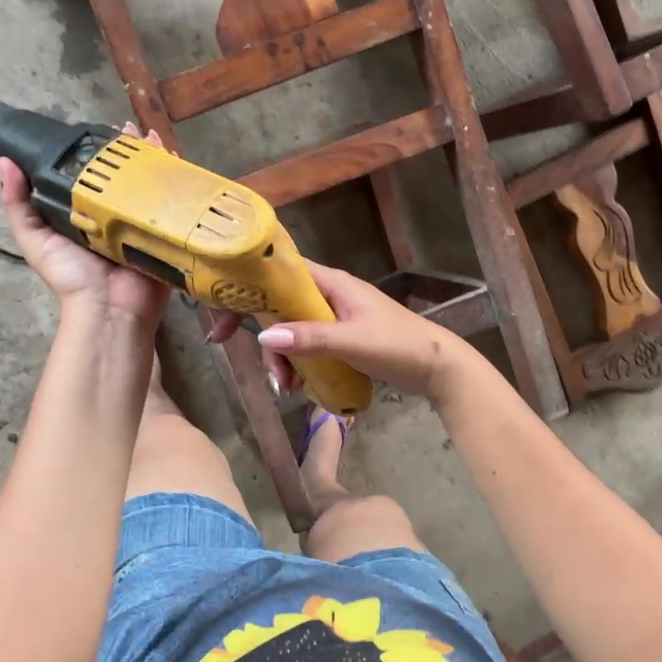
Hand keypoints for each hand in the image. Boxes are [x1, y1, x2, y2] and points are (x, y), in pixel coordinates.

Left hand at [0, 125, 169, 328]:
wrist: (109, 309)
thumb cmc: (71, 276)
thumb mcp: (34, 238)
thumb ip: (17, 203)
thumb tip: (2, 159)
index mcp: (87, 213)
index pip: (95, 174)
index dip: (100, 151)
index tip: (104, 130)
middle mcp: (117, 214)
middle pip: (127, 174)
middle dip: (132, 150)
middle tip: (132, 130)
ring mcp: (144, 222)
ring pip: (153, 183)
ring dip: (156, 159)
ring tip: (154, 139)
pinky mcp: (167, 232)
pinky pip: (176, 202)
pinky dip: (179, 180)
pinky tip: (176, 160)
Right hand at [244, 261, 481, 399]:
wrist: (439, 369)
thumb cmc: (399, 346)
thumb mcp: (352, 342)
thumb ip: (310, 338)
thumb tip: (264, 336)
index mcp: (332, 283)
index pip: (280, 272)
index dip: (248, 286)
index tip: (223, 314)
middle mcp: (329, 295)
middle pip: (280, 307)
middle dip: (266, 337)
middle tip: (256, 366)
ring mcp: (334, 317)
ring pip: (291, 331)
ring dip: (283, 358)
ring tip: (288, 388)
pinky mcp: (340, 338)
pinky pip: (306, 346)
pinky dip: (297, 364)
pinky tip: (299, 387)